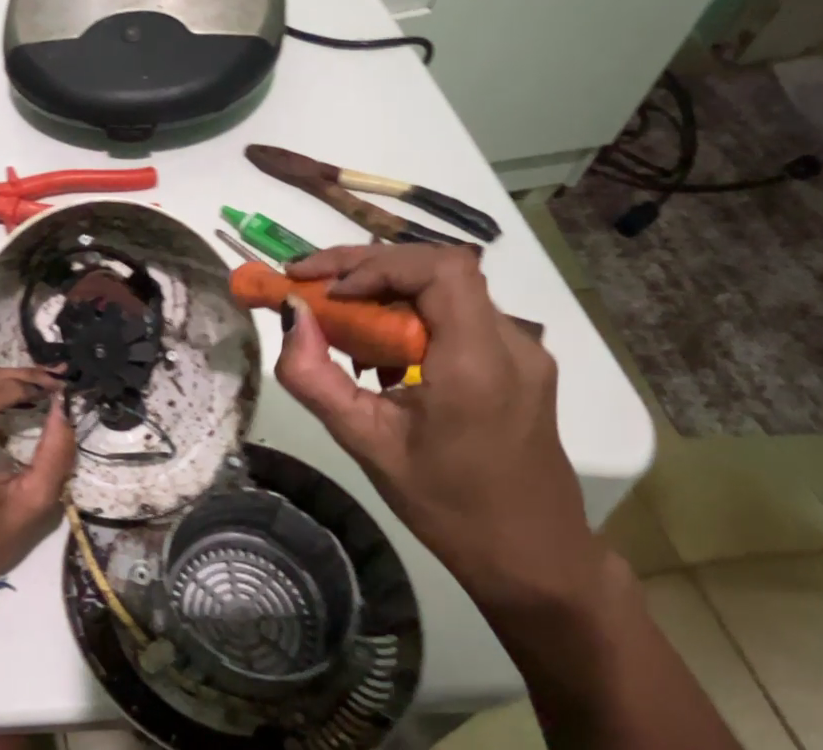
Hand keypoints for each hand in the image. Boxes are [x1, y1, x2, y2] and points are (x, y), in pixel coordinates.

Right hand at [274, 245, 610, 608]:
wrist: (534, 558)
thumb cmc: (447, 507)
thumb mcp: (365, 443)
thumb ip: (315, 377)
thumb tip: (289, 315)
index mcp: (477, 361)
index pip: (437, 269)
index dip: (375, 265)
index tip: (326, 292)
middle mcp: (511, 343)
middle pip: (438, 270)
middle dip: (367, 270)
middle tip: (311, 288)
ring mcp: (523, 351)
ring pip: (447, 290)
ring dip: (386, 293)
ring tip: (339, 325)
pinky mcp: (520, 364)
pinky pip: (459, 317)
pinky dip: (411, 317)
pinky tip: (381, 358)